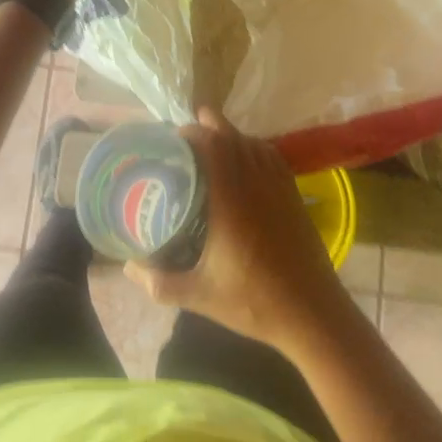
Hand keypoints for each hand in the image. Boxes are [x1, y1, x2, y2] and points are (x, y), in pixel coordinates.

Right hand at [124, 107, 351, 351]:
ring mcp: (279, 189)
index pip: (214, 146)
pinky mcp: (295, 198)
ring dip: (234, 136)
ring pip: (255, 145)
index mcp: (231, 201)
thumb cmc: (255, 303)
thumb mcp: (200, 296)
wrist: (313, 315)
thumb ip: (160, 283)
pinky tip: (248, 160)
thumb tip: (128, 268)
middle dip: (211, 126)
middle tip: (187, 133)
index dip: (194, 132)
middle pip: (234, 138)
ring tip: (214, 142)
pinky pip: (273, 158)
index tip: (174, 136)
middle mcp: (256, 185)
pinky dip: (256, 148)